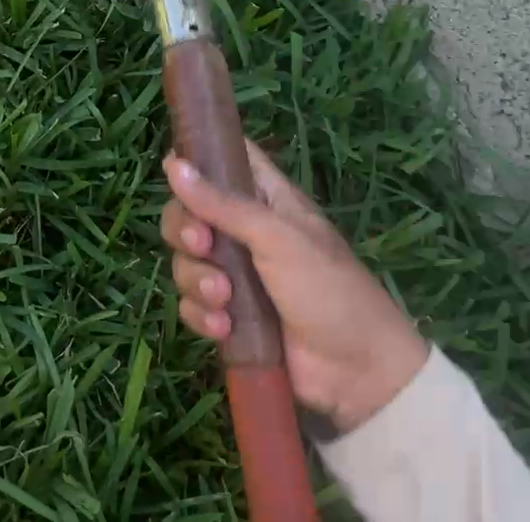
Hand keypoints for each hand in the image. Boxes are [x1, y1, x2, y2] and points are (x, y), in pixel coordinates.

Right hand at [162, 141, 428, 433]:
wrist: (357, 373)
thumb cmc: (328, 289)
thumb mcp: (277, 237)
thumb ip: (222, 203)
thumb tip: (172, 163)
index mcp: (265, 198)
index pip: (225, 158)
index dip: (197, 156)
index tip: (174, 168)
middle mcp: (245, 230)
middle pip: (188, 211)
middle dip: (185, 230)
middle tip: (202, 245)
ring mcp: (235, 274)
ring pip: (186, 260)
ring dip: (197, 280)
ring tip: (225, 300)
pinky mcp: (228, 315)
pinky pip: (192, 304)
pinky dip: (202, 314)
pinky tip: (225, 328)